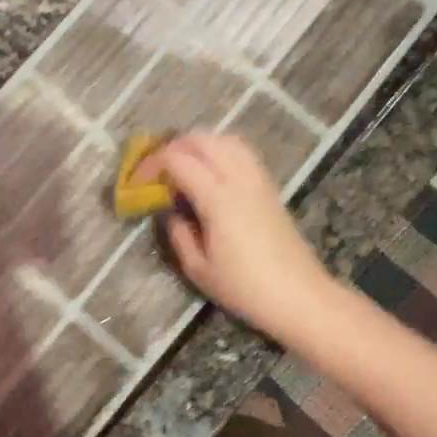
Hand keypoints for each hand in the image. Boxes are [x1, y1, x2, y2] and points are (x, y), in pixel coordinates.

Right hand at [137, 134, 338, 341]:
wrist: (299, 296)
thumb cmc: (244, 288)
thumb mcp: (198, 269)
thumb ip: (178, 235)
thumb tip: (171, 213)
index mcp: (217, 198)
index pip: (177, 160)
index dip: (151, 164)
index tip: (137, 182)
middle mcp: (239, 179)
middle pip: (202, 139)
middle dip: (173, 147)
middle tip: (157, 170)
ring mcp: (258, 180)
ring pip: (225, 140)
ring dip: (199, 146)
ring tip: (183, 168)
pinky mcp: (270, 188)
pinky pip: (242, 153)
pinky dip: (220, 152)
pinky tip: (210, 175)